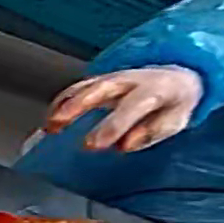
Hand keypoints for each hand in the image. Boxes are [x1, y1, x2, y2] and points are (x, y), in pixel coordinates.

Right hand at [43, 66, 201, 151]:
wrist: (174, 77)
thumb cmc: (171, 105)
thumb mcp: (175, 121)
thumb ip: (151, 132)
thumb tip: (123, 145)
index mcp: (157, 89)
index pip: (133, 106)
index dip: (112, 126)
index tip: (92, 146)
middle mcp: (130, 80)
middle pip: (101, 88)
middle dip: (76, 106)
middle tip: (56, 125)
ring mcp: (109, 78)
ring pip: (83, 87)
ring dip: (61, 105)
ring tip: (49, 126)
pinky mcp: (94, 81)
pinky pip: (74, 89)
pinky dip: (58, 103)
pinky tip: (49, 120)